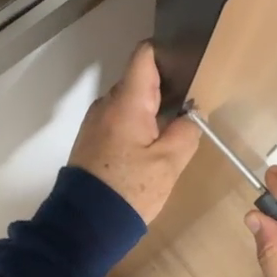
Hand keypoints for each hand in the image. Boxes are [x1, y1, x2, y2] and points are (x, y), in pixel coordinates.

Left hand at [68, 42, 200, 223]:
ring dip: (150, 113)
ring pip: (129, 105)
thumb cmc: (130, 189)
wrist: (86, 223)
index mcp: (126, 101)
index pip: (144, 56)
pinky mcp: (91, 142)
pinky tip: (151, 150)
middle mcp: (106, 104)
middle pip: (138, 82)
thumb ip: (186, 132)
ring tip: (173, 132)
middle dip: (164, 90)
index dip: (166, 53)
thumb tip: (190, 116)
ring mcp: (95, 123)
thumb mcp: (169, 163)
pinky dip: (136, 129)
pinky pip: (118, 123)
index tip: (187, 66)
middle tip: (190, 108)